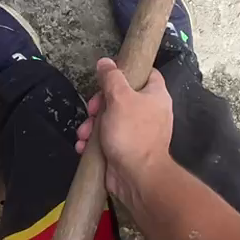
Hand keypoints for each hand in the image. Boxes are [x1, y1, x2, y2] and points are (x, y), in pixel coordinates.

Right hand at [74, 57, 172, 205]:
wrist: (137, 177)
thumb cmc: (133, 134)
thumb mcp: (119, 98)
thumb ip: (111, 78)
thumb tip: (106, 62)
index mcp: (155, 95)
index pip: (146, 73)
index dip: (126, 72)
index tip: (109, 76)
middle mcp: (149, 112)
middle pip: (120, 96)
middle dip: (99, 105)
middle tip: (93, 110)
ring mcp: (138, 131)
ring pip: (110, 119)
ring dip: (92, 125)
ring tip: (84, 133)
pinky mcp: (126, 148)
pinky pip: (107, 138)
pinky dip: (94, 141)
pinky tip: (84, 146)